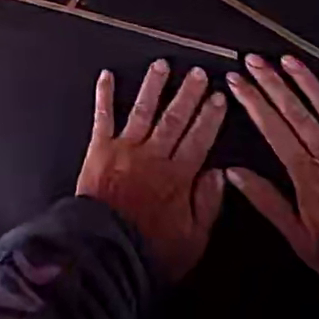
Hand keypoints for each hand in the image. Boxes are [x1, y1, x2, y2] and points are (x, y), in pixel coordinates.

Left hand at [75, 60, 229, 282]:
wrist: (106, 253)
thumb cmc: (149, 251)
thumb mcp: (193, 240)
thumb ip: (207, 204)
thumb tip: (219, 174)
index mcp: (177, 177)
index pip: (199, 138)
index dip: (210, 116)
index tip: (218, 97)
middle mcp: (152, 155)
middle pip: (174, 118)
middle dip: (188, 93)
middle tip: (197, 73)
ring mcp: (125, 148)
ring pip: (143, 109)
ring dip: (153, 85)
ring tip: (162, 65)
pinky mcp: (100, 148)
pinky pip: (103, 116)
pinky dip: (104, 94)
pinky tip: (106, 75)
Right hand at [225, 54, 318, 306]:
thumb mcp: (304, 245)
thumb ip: (268, 203)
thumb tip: (236, 175)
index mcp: (310, 178)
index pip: (273, 128)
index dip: (252, 100)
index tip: (237, 81)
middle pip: (297, 112)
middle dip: (272, 82)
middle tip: (255, 60)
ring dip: (309, 83)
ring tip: (290, 60)